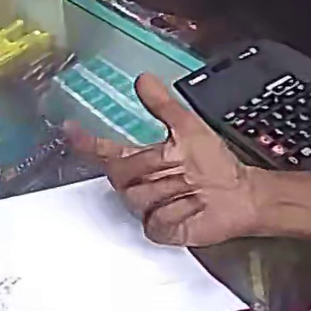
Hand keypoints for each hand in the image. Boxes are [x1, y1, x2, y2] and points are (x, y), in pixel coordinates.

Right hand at [69, 73, 267, 246]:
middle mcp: (136, 184)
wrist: (240, 195)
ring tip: (191, 186)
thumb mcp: (189, 128)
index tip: (69, 129)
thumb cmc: (216, 165)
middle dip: (152, 166)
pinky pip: (156, 218)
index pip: (103, 151)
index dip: (86, 142)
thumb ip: (163, 105)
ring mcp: (144, 208)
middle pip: (120, 175)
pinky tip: (193, 205)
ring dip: (172, 189)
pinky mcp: (156, 230)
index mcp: (138, 160)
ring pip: (139, 197)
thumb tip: (144, 80)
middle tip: (179, 165)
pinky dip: (180, 210)